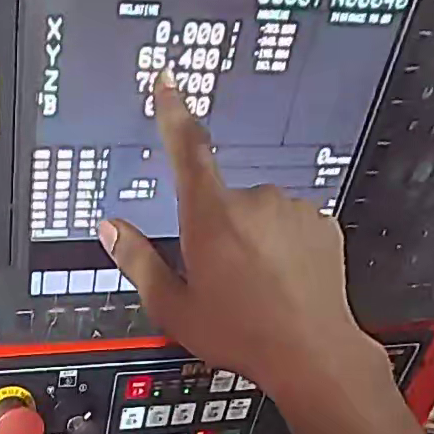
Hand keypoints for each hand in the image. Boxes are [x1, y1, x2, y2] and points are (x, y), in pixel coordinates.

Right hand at [99, 68, 391, 404]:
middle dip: (217, 233)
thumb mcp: (174, 308)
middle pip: (222, 202)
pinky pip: (289, 226)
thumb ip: (138, 262)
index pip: (187, 148)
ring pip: (258, 216)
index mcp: (210, 219)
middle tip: (221, 281)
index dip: (173, 112)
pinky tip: (278, 284)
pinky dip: (280, 248)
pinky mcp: (320, 223)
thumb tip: (112, 230)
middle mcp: (254, 203)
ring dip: (251, 242)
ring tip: (254, 290)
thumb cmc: (243, 334)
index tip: (167, 82)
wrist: (310, 351)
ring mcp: (292, 210)